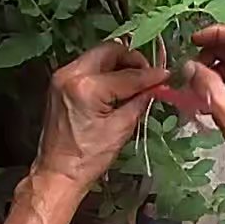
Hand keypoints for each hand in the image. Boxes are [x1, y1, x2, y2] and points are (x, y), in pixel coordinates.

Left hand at [32, 42, 166, 193]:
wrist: (58, 172)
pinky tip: (118, 86)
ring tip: (135, 80)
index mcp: (86, 87)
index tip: (165, 75)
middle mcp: (70, 74)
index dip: (149, 75)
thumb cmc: (89, 157)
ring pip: (98, 56)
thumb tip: (156, 86)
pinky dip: (105, 71)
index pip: (126, 74)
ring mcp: (62, 77)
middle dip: (132, 59)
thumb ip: (140, 101)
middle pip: (109, 51)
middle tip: (148, 74)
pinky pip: (88, 67)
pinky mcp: (59, 83)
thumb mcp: (121, 128)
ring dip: (118, 64)